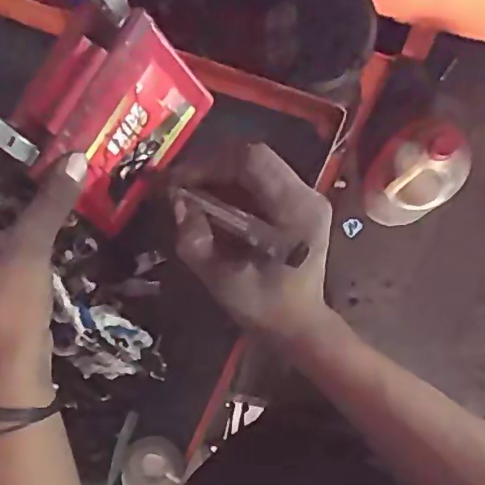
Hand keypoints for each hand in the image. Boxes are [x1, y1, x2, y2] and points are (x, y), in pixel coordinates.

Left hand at [0, 148, 86, 405]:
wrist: (16, 357)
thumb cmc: (12, 299)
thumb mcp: (32, 245)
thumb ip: (51, 203)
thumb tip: (75, 158)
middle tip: (9, 144)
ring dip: (4, 200)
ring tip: (29, 174)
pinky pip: (2, 241)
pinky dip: (17, 225)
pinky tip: (40, 218)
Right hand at [173, 143, 333, 343]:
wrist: (299, 327)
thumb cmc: (266, 309)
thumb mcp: (224, 281)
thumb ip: (197, 242)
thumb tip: (177, 204)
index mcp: (296, 209)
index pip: (251, 161)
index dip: (208, 164)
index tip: (177, 183)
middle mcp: (307, 194)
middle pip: (253, 157)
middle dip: (210, 167)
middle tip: (179, 187)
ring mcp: (305, 197)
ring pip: (255, 166)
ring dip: (219, 176)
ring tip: (191, 195)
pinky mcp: (297, 205)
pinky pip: (260, 182)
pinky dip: (231, 188)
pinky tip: (211, 205)